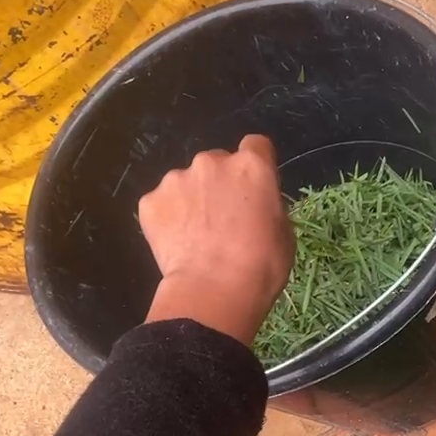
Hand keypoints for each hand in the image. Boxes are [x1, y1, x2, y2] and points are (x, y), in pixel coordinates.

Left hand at [139, 134, 293, 346]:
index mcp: (252, 168)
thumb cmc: (263, 265)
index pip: (257, 145)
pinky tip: (182, 243)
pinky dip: (172, 218)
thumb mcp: (285, 233)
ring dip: (196, 199)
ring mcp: (176, 179)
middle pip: (219, 162)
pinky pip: (165, 203)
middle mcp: (211, 162)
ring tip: (201, 235)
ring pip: (188, 182)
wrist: (215, 290)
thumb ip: (268, 206)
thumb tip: (255, 203)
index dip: (259, 163)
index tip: (258, 185)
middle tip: (228, 219)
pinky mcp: (150, 201)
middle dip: (223, 184)